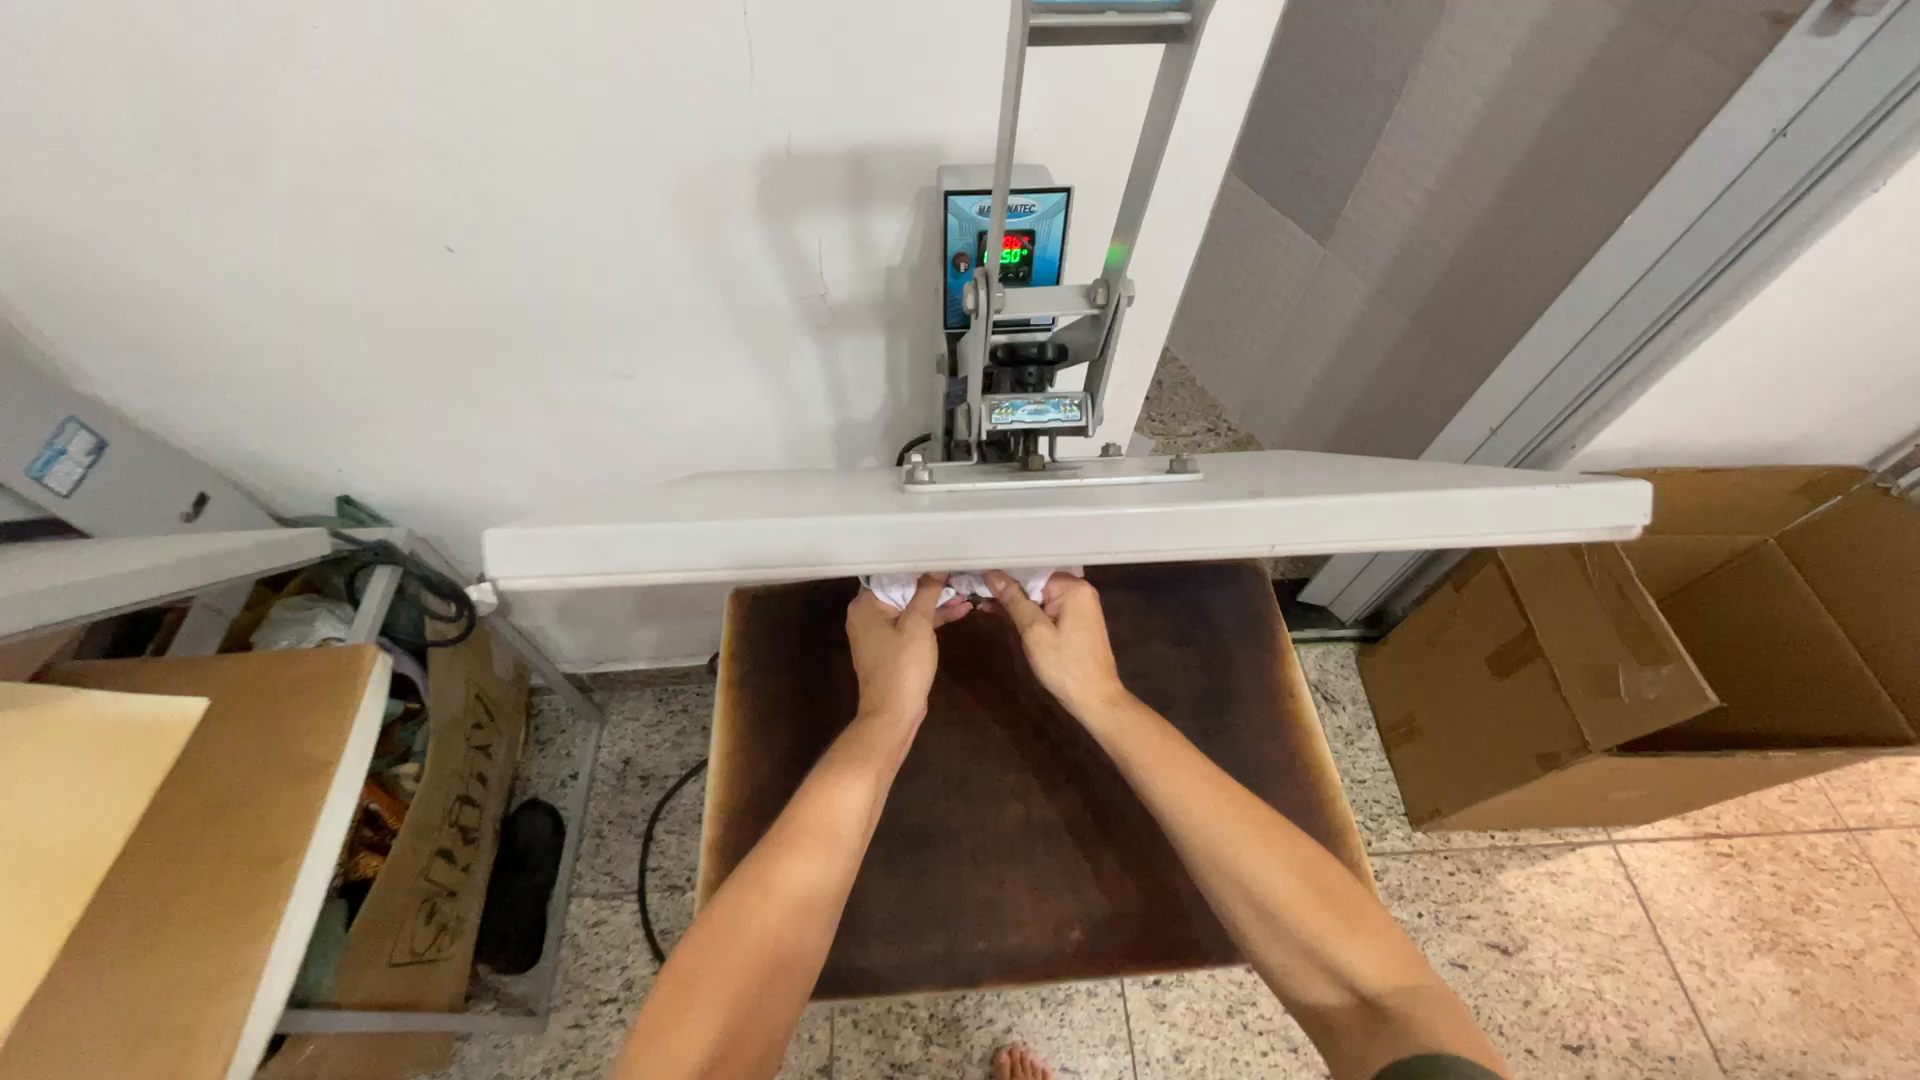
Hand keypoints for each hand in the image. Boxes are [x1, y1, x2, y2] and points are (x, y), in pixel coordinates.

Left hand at [845, 573, 971, 723]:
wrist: (893, 713)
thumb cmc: (903, 665)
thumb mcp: (918, 625)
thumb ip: (927, 592)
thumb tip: (937, 567)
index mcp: (865, 605)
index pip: (891, 573)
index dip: (917, 565)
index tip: (941, 556)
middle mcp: (866, 614)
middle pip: (901, 589)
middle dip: (931, 584)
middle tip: (958, 572)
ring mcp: (878, 632)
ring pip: (909, 608)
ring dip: (936, 602)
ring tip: (966, 592)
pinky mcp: (891, 646)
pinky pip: (911, 625)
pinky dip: (931, 620)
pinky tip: (959, 611)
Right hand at [984, 570, 1129, 717]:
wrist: (1094, 698)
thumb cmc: (1064, 665)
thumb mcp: (1034, 631)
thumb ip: (1014, 600)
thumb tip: (993, 575)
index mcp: (1073, 588)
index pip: (1032, 573)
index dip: (1005, 578)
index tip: (979, 582)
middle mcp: (1080, 591)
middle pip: (1036, 584)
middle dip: (1009, 591)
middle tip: (978, 596)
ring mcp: (1080, 606)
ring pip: (1040, 598)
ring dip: (1016, 603)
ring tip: (984, 605)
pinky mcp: (1077, 621)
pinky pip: (1048, 609)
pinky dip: (1029, 613)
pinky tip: (1006, 616)